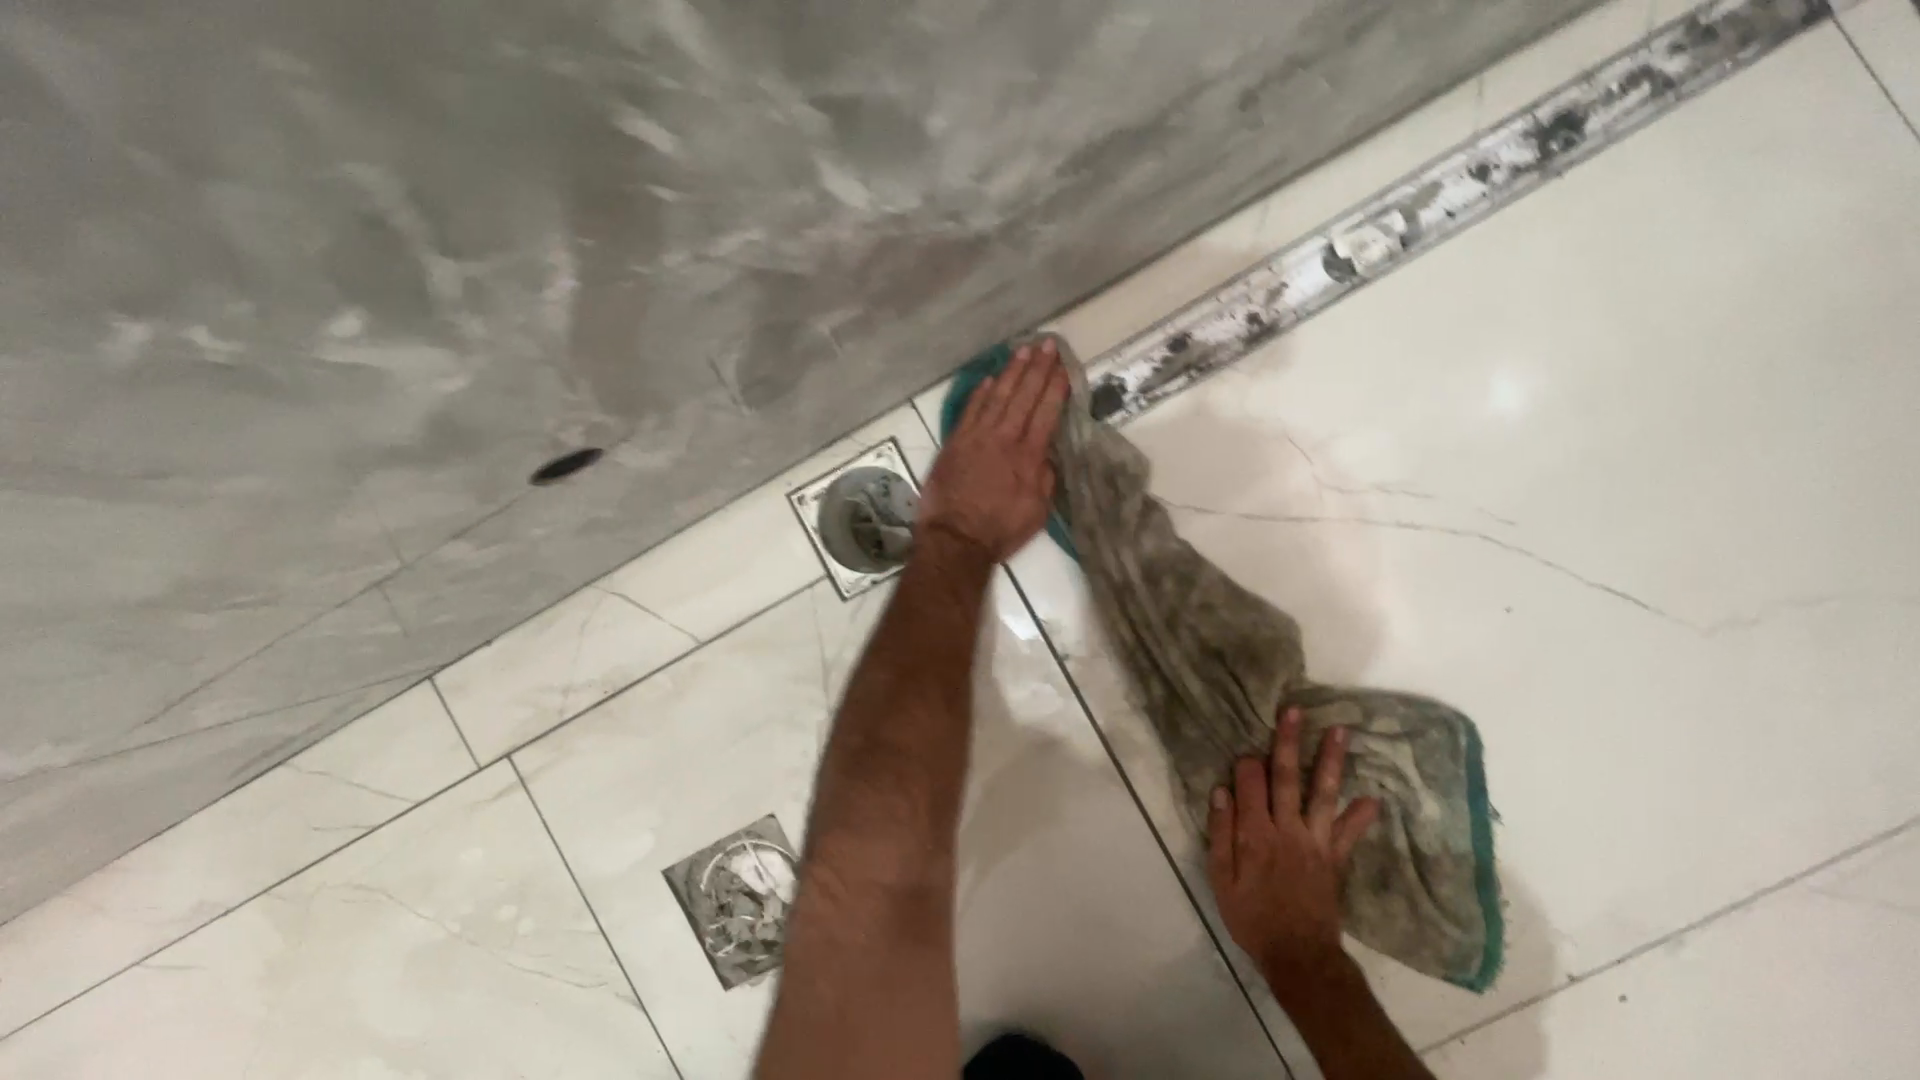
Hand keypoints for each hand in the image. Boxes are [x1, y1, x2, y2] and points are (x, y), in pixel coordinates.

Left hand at [918, 338, 1069, 561]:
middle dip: (1038, 369)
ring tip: (1023, 352)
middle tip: (1047, 345)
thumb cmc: (1000, 530)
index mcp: (1028, 456)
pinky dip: (980, 393)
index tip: (1064, 367)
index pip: (1046, 412)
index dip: (1056, 387)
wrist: (955, 539)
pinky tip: (989, 379)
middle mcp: (1004, 438)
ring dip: (1011, 372)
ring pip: (997, 396)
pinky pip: (970, 410)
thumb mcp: (1037, 511)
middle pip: (1024, 396)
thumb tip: (1046, 456)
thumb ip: (1045, 479)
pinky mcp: (955, 443)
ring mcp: (976, 437)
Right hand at [1209, 707, 1381, 977]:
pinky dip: (1362, 814)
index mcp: (1255, 834)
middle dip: (1288, 742)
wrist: (1298, 955)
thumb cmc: (1251, 917)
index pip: (1249, 785)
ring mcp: (1316, 841)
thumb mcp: (1221, 880)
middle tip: (1295, 710)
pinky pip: (1351, 832)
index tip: (1244, 752)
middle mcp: (1287, 829)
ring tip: (1340, 731)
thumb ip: (1220, 835)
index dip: (1246, 765)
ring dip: (1330, 761)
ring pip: (1322, 793)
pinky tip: (1373, 796)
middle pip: (1286, 777)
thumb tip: (1221, 792)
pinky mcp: (1335, 857)